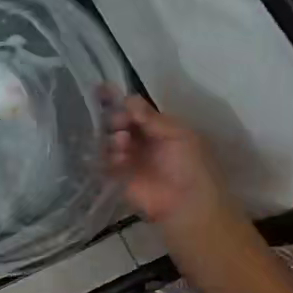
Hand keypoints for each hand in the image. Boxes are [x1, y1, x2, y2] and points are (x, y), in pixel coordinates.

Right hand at [104, 95, 255, 266]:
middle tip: (120, 125)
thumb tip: (127, 99)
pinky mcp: (117, 176)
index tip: (102, 89)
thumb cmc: (191, 165)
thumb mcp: (179, 134)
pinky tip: (119, 159)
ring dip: (112, 137)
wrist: (187, 203)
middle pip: (117, 121)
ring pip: (108, 139)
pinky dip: (107, 157)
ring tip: (123, 144)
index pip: (133, 108)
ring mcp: (127, 158)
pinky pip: (103, 161)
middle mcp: (140, 139)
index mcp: (157, 126)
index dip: (119, 99)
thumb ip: (152, 118)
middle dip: (115, 119)